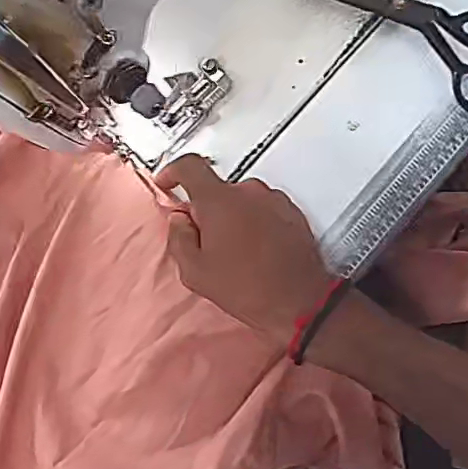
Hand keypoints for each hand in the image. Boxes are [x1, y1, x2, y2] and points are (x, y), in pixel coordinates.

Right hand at [155, 154, 332, 340]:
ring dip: (235, 218)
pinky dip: (256, 223)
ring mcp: (274, 199)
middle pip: (218, 189)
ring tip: (237, 253)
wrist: (299, 302)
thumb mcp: (196, 272)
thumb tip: (180, 221)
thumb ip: (179, 238)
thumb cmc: (249, 288)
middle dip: (208, 210)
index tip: (167, 181)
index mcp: (219, 201)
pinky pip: (264, 209)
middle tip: (208, 242)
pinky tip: (257, 252)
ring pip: (242, 200)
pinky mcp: (292, 211)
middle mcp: (249, 192)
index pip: (189, 166)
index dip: (173, 171)